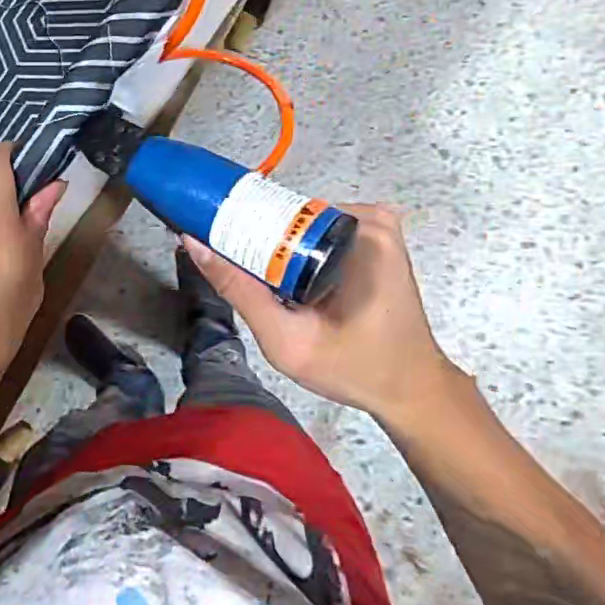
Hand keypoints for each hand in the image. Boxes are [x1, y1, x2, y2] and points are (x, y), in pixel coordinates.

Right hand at [182, 204, 462, 425]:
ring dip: (281, 246)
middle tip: (245, 275)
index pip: (279, 214)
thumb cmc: (353, 367)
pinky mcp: (382, 239)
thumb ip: (238, 290)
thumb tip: (193, 241)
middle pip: (291, 215)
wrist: (412, 391)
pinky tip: (294, 277)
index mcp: (358, 239)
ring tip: (265, 281)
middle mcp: (372, 222)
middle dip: (262, 240)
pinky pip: (323, 229)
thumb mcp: (285, 339)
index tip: (218, 247)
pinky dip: (302, 247)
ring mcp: (381, 227)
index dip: (243, 228)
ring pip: (304, 222)